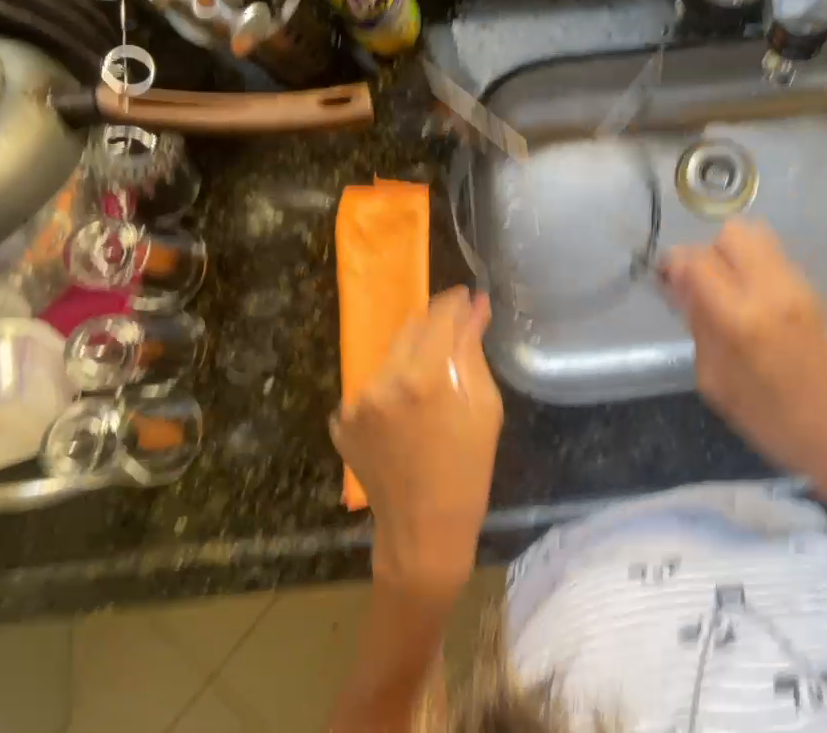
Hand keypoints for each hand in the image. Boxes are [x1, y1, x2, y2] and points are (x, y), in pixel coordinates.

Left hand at [330, 287, 502, 599]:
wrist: (424, 528)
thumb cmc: (469, 467)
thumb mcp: (485, 406)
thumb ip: (472, 351)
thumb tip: (475, 307)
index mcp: (422, 377)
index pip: (439, 317)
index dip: (455, 302)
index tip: (467, 297)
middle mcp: (382, 381)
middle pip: (409, 330)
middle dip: (433, 324)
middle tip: (453, 325)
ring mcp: (355, 402)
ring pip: (389, 358)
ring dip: (410, 357)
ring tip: (431, 378)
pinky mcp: (341, 420)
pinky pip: (372, 386)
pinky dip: (390, 387)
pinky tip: (407, 410)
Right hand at [660, 219, 826, 486]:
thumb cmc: (765, 417)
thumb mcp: (715, 380)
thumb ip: (697, 322)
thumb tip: (677, 282)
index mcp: (741, 319)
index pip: (699, 261)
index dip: (676, 263)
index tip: (667, 279)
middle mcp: (771, 291)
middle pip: (731, 234)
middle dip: (708, 252)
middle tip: (700, 284)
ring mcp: (797, 286)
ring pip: (756, 236)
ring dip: (731, 255)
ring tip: (724, 289)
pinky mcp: (811, 289)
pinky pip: (772, 257)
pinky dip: (752, 266)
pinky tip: (748, 299)